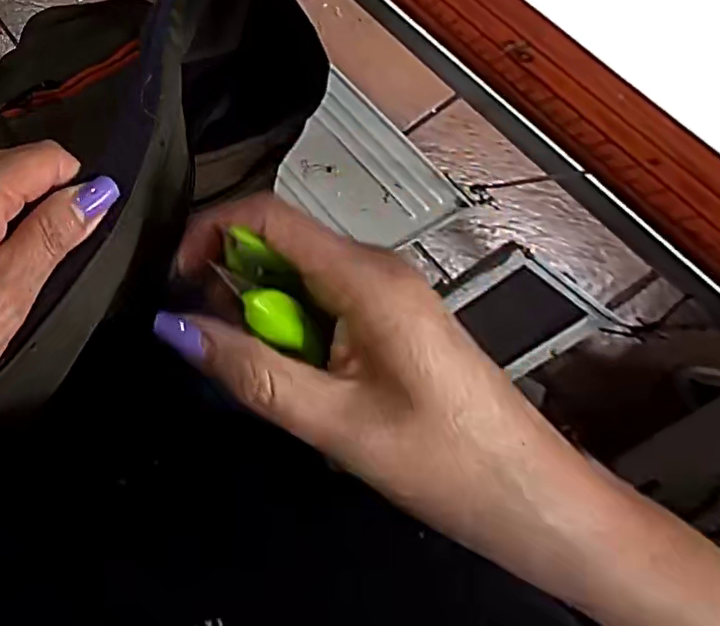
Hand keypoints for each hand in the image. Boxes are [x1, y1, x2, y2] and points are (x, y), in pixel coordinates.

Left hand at [0, 143, 117, 534]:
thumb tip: (97, 191)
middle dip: (44, 207)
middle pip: (25, 165)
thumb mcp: (4, 298)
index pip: (51, 157)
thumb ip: (53, 236)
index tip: (69, 243)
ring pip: (2, 178)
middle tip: (27, 272)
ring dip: (17, 218)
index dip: (74, 193)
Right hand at [159, 192, 574, 529]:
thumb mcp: (334, 422)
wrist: (543, 504)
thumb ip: (248, 370)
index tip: (179, 277)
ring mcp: (380, 288)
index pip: (265, 214)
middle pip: (275, 244)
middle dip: (232, 284)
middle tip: (218, 341)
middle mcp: (371, 266)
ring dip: (261, 313)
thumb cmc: (452, 464)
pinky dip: (288, 326)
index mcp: (364, 276)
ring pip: (290, 274)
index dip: (209, 231)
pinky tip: (300, 374)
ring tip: (266, 370)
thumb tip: (176, 328)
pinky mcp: (384, 312)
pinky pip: (315, 297)